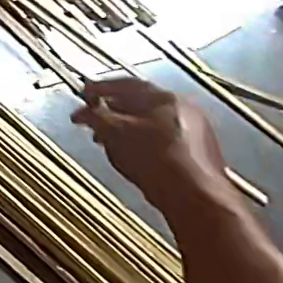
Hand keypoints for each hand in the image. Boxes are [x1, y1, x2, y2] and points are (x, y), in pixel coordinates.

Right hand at [73, 77, 235, 210]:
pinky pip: (162, 142)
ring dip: (126, 129)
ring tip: (107, 140)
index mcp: (165, 98)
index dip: (100, 88)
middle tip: (93, 116)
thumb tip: (84, 112)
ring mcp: (195, 133)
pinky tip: (131, 156)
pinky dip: (142, 144)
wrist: (195, 198)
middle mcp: (185, 110)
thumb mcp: (114, 134)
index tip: (86, 93)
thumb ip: (95, 117)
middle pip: (140, 104)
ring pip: (151, 124)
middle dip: (112, 111)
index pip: (125, 85)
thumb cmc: (160, 162)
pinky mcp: (197, 155)